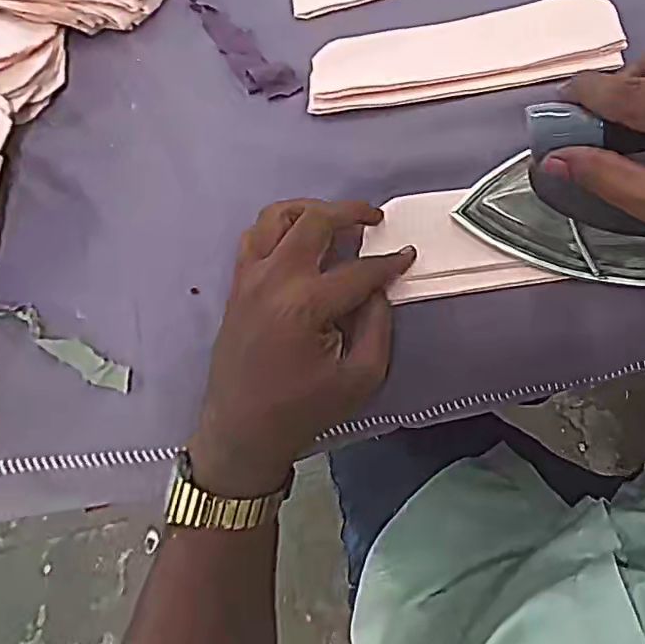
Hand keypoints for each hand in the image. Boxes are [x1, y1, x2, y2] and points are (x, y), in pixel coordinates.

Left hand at [190, 200, 415, 495]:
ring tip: (336, 220)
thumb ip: (378, 324)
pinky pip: (255, 236)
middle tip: (374, 218)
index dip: (389, 261)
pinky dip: (281, 226)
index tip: (407, 255)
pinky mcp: (237, 285)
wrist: (241, 432)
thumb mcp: (362, 376)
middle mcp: (273, 281)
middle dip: (351, 212)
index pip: (358, 269)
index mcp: (305, 306)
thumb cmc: (304, 409)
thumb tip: (378, 287)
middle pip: (314, 221)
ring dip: (311, 210)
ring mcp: (249, 279)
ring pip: (277, 217)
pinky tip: (301, 239)